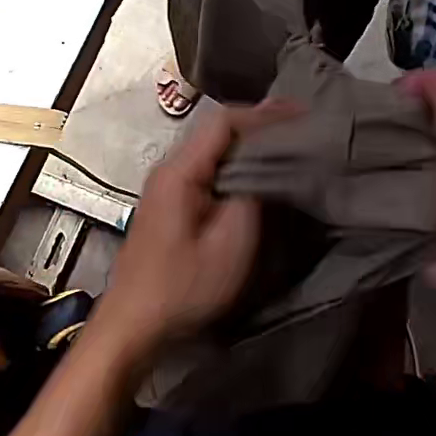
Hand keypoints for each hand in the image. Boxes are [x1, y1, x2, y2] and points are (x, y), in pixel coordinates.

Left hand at [94, 102, 293, 356]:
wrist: (134, 322)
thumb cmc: (182, 287)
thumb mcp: (229, 246)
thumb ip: (251, 198)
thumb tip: (266, 168)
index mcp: (179, 172)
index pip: (223, 122)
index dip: (264, 114)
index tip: (302, 114)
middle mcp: (168, 170)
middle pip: (216, 132)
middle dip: (259, 127)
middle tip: (301, 128)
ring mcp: (165, 187)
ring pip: (211, 152)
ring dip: (248, 147)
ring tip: (288, 147)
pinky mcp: (169, 205)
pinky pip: (206, 172)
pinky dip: (235, 167)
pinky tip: (257, 177)